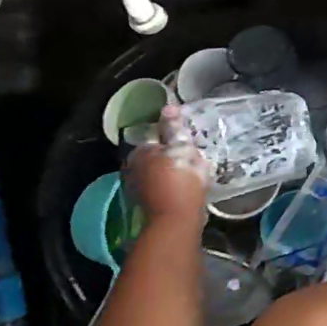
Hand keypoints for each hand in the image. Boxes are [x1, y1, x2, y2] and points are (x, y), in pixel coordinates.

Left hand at [125, 106, 209, 225]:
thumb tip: (168, 105)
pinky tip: (188, 187)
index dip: (171, 138)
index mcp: (139, 153)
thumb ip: (174, 127)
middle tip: (193, 155)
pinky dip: (173, 186)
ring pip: (159, 173)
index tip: (188, 141)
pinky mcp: (149, 206)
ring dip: (172, 171)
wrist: (177, 220)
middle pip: (156, 156)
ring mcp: (139, 190)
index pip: (154, 138)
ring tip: (194, 171)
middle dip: (171, 155)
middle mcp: (132, 170)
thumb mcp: (181, 147)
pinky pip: (163, 188)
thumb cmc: (180, 178)